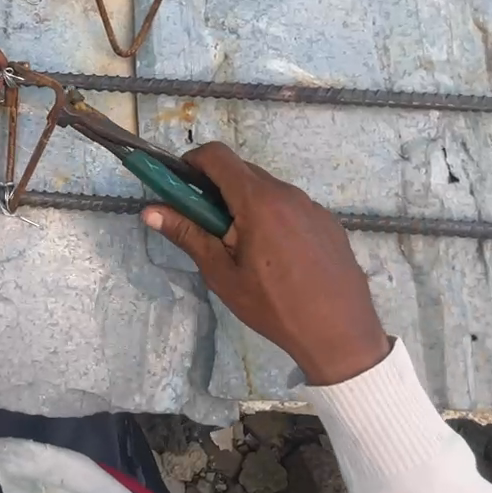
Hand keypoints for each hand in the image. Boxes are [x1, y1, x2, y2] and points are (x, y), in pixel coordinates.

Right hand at [142, 143, 388, 385]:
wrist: (342, 337)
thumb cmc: (274, 305)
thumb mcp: (221, 273)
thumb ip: (187, 234)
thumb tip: (149, 211)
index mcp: (258, 201)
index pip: (217, 155)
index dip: (192, 163)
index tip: (181, 187)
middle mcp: (288, 193)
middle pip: (241, 170)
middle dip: (216, 186)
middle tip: (206, 223)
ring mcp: (313, 207)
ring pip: (266, 188)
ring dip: (244, 202)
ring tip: (242, 245)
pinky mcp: (329, 222)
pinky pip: (290, 205)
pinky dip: (271, 215)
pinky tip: (276, 255)